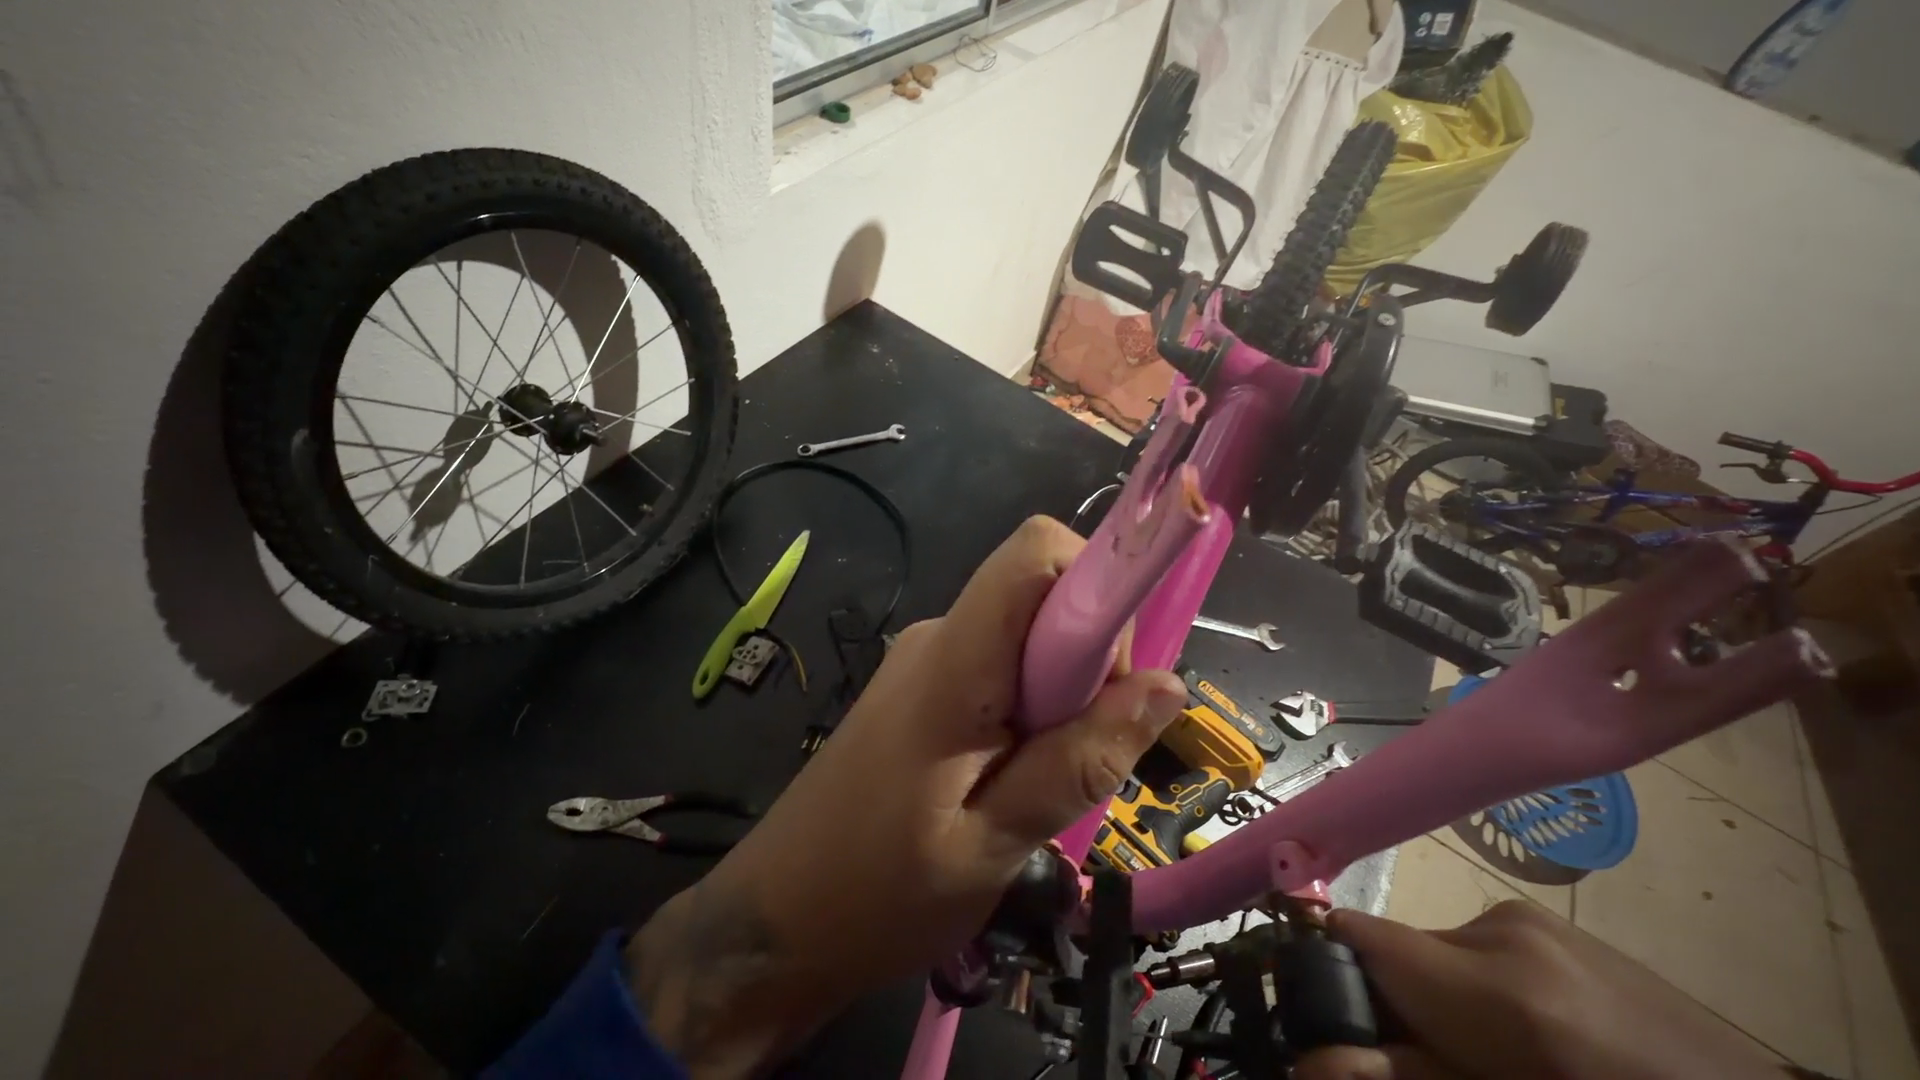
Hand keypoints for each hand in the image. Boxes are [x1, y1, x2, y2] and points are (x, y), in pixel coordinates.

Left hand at [626, 516, 1187, 1078]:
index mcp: (953, 662)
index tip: (1114, 686)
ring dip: (1062, 704)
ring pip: (1030, 644)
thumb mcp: (994, 845)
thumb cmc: (878, 897)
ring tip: (1035, 795)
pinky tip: (1007, 788)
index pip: (1037, 553)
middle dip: (1092, 669)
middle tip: (1078, 769)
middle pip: (1045, 600)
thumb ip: (1079, 761)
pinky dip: (1030, 716)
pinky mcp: (922, 691)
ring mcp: (925, 662)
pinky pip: (1002, 672)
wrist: (776, 926)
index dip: (1099, 592)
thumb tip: (1168, 684)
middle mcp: (938, 638)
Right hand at [1293, 901, 1785, 1079]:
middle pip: (1397, 947)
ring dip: (1438, 995)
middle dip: (1392, 998)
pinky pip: (1486, 948)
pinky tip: (1526, 1035)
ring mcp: (1538, 923)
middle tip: (1422, 1058)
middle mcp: (1502, 930)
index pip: (1352, 931)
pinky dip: (1480, 987)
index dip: (1321, 964)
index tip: (1324, 1013)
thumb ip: (1396, 1076)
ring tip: (1489, 1053)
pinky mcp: (1563, 928)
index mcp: (1484, 983)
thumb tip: (1304, 1062)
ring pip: (1441, 950)